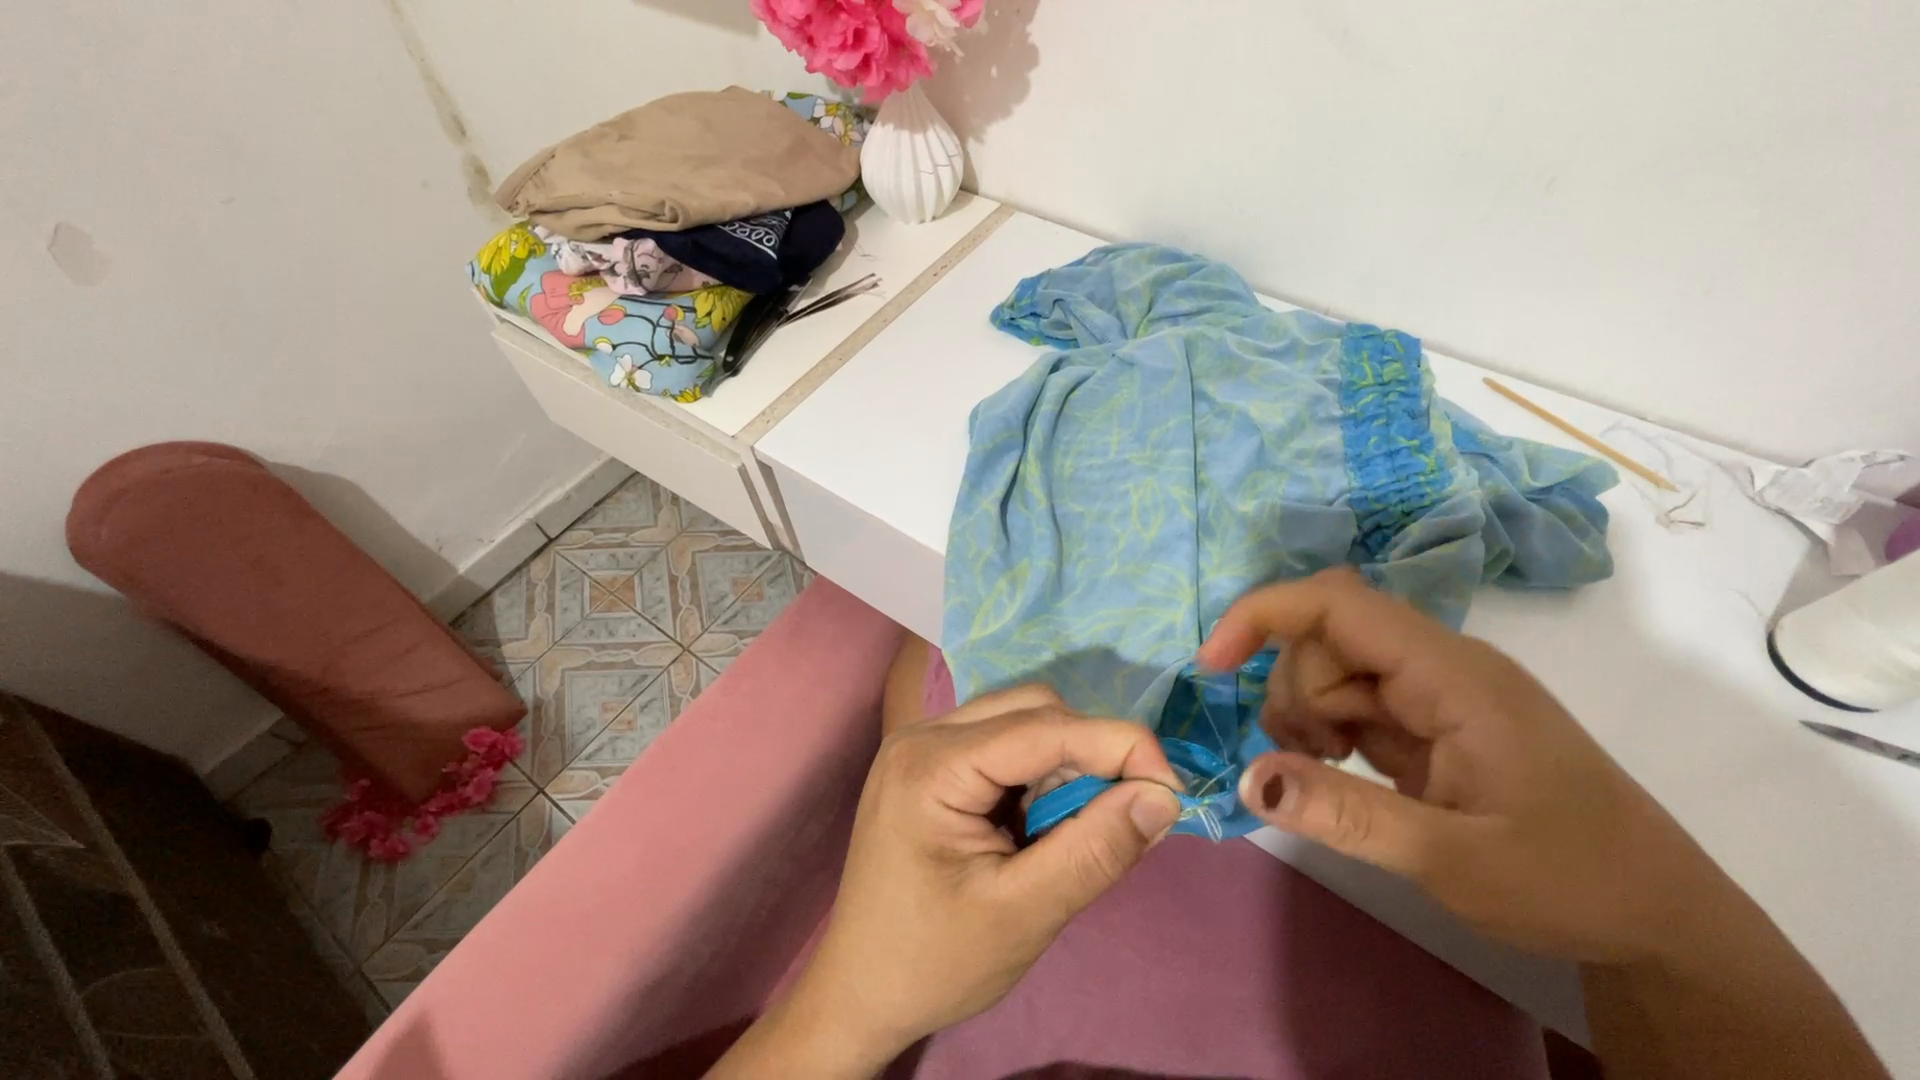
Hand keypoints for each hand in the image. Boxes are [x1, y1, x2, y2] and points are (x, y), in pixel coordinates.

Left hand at [732, 686, 1183, 1074]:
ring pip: (1023, 722)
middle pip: (1034, 710)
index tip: (1171, 791)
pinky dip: (1039, 776)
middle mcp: (923, 735)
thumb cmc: (934, 960)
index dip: (1118, 746)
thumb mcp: (1024, 914)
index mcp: (931, 765)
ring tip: (1072, 831)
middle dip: (1090, 755)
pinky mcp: (932, 765)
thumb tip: (1163, 797)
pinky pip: (1004, 745)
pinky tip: (1039, 825)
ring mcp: (923, 746)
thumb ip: (1095, 851)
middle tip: (1122, 817)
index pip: (1044, 726)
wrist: (859, 991)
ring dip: (1066, 765)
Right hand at [1197, 568, 1744, 964]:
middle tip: (1308, 764)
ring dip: (1306, 717)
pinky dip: (1327, 733)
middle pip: (1326, 639)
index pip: (1338, 604)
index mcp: (1453, 675)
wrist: (1661, 920)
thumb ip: (1346, 814)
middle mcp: (1441, 667)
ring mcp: (1437, 695)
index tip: (1211, 665)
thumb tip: (1247, 777)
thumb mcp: (1453, 860)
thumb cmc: (1572, 881)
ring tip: (1327, 777)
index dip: (1263, 615)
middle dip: (1291, 693)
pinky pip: (1355, 703)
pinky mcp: (1433, 724)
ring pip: (1333, 671)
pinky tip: (1340, 773)